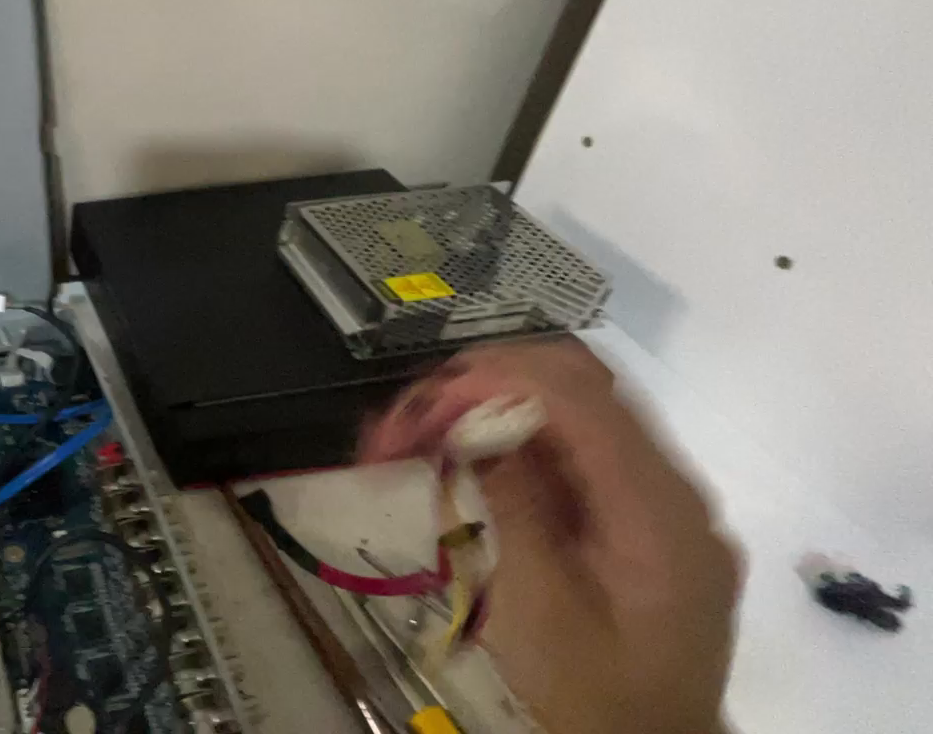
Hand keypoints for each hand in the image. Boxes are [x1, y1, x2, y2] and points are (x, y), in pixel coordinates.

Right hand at [360, 338, 741, 733]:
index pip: (580, 397)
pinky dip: (494, 431)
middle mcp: (661, 486)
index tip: (425, 404)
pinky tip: (447, 450)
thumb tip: (467, 431)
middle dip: (481, 381)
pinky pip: (555, 439)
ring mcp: (643, 492)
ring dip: (480, 402)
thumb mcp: (541, 608)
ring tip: (413, 430)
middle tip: (412, 414)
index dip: (495, 378)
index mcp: (658, 511)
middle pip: (573, 383)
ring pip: (559, 401)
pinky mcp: (617, 504)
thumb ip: (511, 508)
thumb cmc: (594, 694)